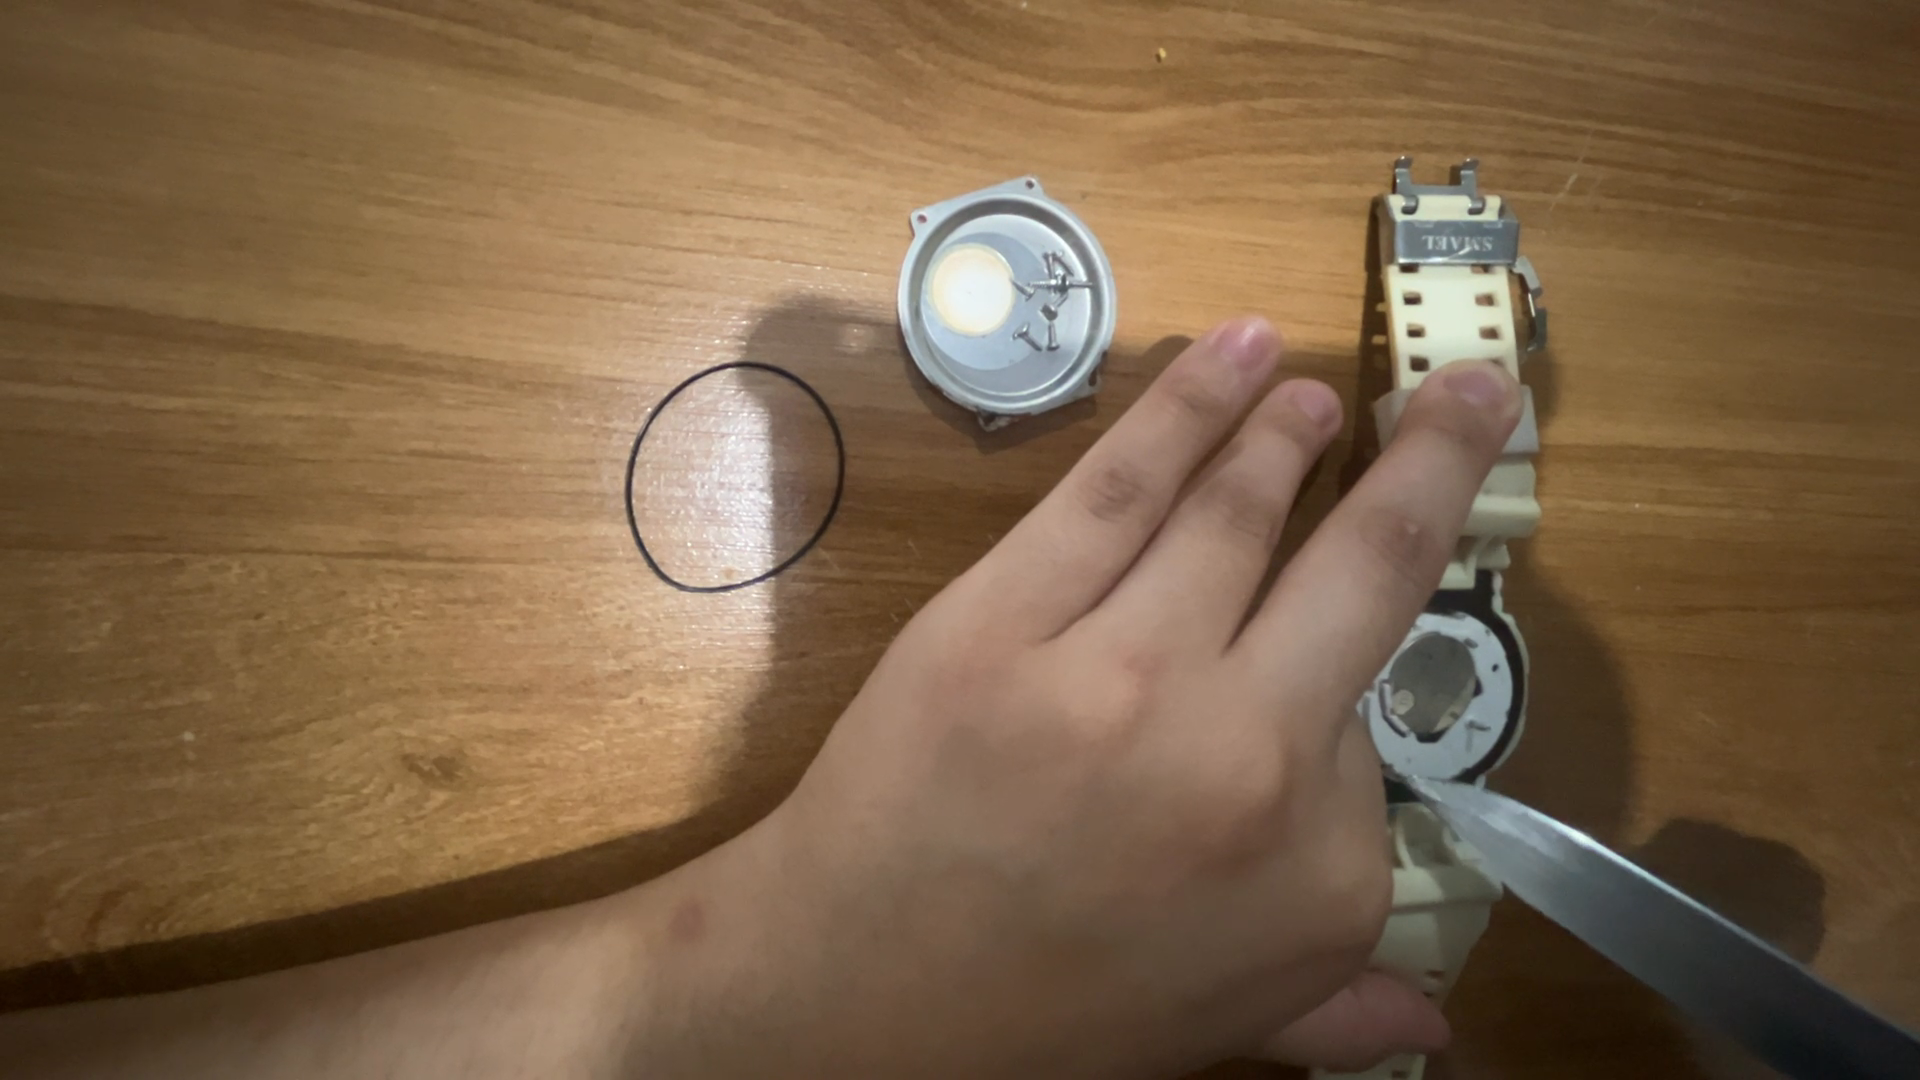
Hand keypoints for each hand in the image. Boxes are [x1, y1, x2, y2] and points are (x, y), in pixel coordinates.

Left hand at [643, 316, 1522, 1077]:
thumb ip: (1339, 993)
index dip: (1331, 680)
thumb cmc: (1041, 1012)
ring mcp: (1115, 673)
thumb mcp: (1222, 1022)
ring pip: (1231, 514)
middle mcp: (1239, 754)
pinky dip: (1183, 411)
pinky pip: (1113, 492)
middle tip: (1462, 395)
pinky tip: (1232, 355)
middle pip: (1359, 571)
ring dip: (1285, 434)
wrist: (859, 990)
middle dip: (1429, 466)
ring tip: (1313, 389)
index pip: (1371, 727)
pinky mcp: (1000, 618)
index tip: (1317, 641)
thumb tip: (1436, 993)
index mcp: (1316, 868)